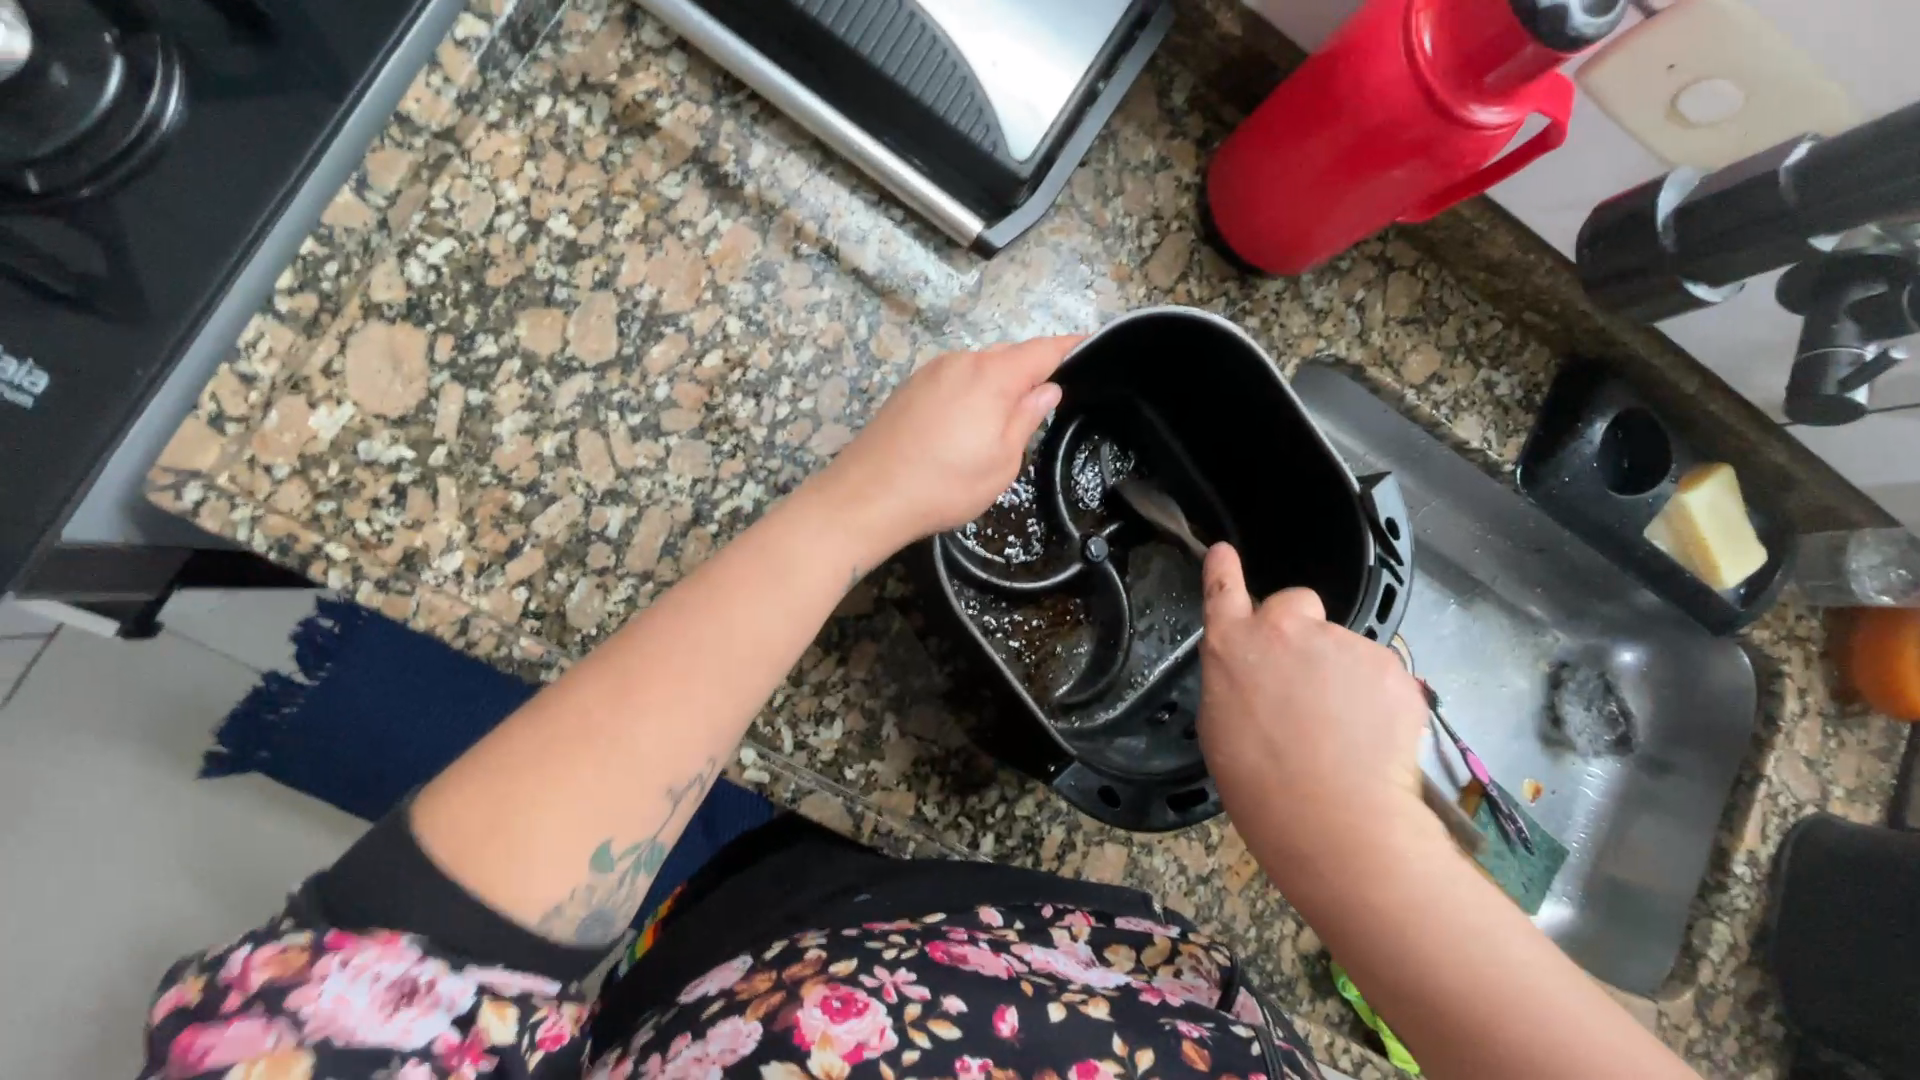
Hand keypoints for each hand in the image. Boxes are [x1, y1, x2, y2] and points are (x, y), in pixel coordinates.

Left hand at [811, 336, 1077, 551]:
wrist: (868, 496)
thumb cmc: (943, 485)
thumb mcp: (1002, 461)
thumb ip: (1027, 419)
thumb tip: (1047, 390)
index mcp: (991, 376)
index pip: (1043, 350)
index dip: (1070, 347)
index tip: (1093, 344)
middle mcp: (961, 362)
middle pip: (1009, 356)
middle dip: (1032, 373)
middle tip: (1046, 405)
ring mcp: (931, 372)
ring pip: (979, 368)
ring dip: (998, 386)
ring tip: (1004, 424)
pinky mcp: (910, 388)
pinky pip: (954, 380)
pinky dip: (971, 393)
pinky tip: (967, 427)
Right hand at [1197, 543, 1439, 867]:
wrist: (1334, 818)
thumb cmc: (1260, 783)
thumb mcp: (1220, 725)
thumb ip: (1233, 680)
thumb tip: (1253, 674)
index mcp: (1233, 646)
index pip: (1223, 592)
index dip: (1224, 571)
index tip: (1224, 552)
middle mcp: (1285, 630)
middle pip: (1296, 603)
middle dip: (1300, 629)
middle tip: (1304, 681)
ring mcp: (1341, 643)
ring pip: (1342, 646)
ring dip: (1340, 673)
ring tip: (1340, 730)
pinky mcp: (1389, 666)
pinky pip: (1379, 674)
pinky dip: (1376, 697)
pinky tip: (1370, 737)